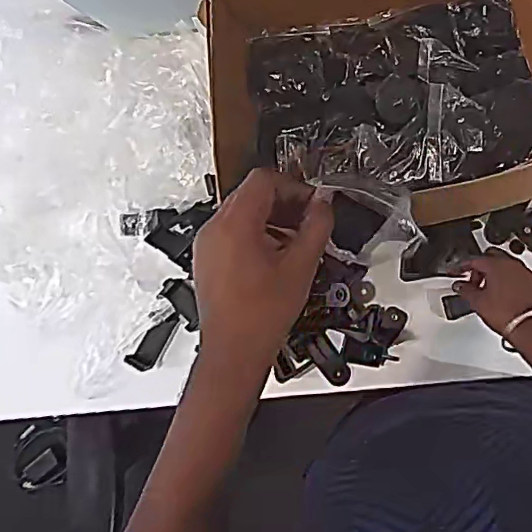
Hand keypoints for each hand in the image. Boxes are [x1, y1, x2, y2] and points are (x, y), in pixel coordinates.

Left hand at [189, 169, 332, 377]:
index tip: (312, 202)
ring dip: (274, 218)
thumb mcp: (301, 264)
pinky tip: (279, 256)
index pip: (264, 180)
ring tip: (297, 240)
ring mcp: (208, 245)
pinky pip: (234, 231)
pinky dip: (259, 233)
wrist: (234, 352)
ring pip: (244, 211)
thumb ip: (317, 225)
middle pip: (253, 193)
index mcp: (235, 225)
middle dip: (286, 202)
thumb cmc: (259, 316)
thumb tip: (324, 204)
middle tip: (309, 219)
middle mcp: (214, 230)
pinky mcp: (209, 259)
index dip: (294, 187)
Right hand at [455, 250, 531, 338]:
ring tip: (486, 291)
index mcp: (496, 264)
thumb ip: (466, 290)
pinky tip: (502, 295)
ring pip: (505, 265)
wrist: (529, 326)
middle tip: (472, 281)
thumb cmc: (507, 313)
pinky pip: (516, 275)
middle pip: (491, 258)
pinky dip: (507, 280)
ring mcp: (524, 272)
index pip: (475, 260)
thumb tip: (460, 286)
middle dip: (480, 268)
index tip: (457, 272)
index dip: (463, 266)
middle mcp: (512, 264)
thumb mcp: (478, 302)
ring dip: (494, 274)